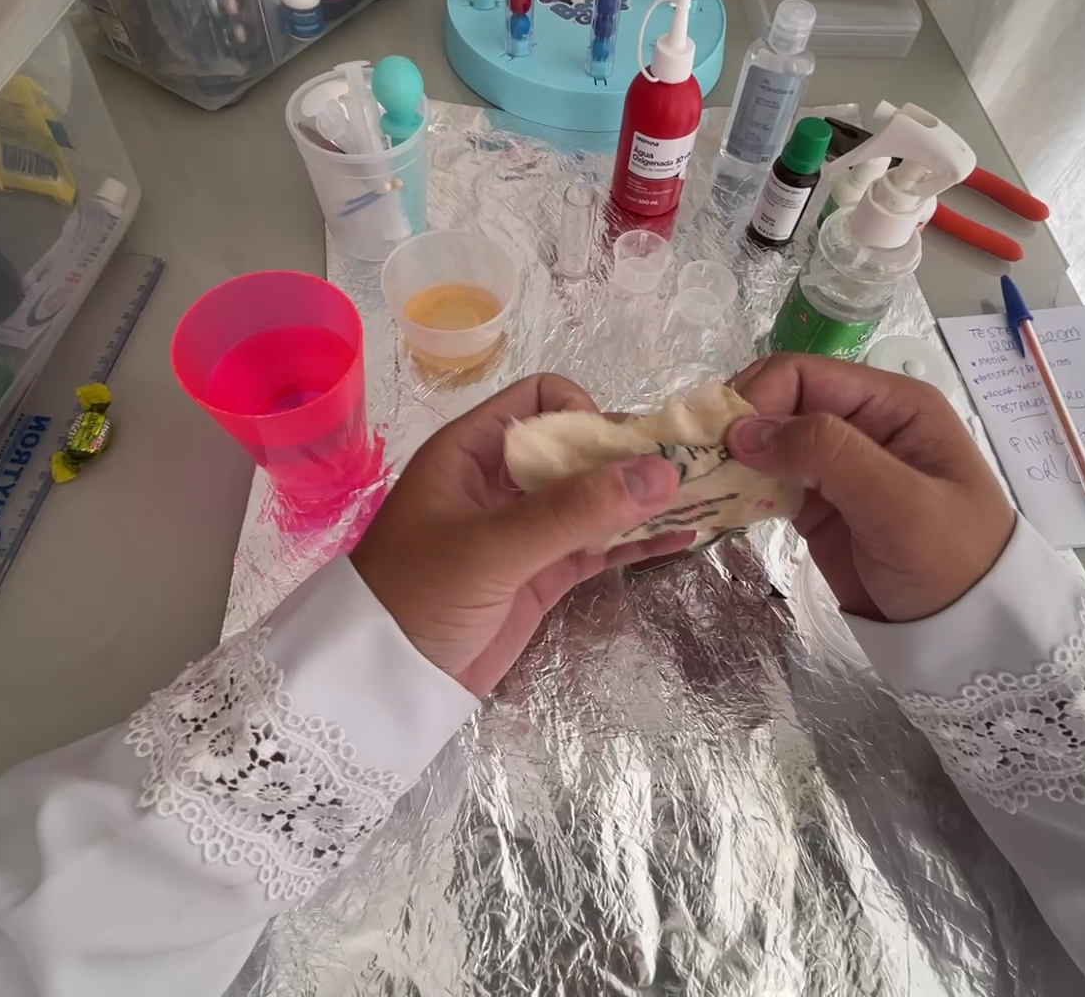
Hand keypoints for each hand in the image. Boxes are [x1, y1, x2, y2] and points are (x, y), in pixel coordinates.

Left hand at [351, 374, 695, 695]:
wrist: (385, 682)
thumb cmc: (420, 595)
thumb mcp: (492, 546)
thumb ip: (573, 510)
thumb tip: (661, 472)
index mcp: (474, 451)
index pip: (540, 401)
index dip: (583, 413)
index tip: (617, 451)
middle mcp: (503, 481)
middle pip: (576, 448)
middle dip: (627, 457)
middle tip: (682, 471)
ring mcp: (526, 528)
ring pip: (593, 498)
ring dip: (640, 498)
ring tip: (699, 496)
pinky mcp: (543, 572)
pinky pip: (597, 546)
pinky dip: (635, 541)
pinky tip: (681, 537)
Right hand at [726, 354, 1014, 622]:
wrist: (966, 633)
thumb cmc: (950, 562)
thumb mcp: (899, 504)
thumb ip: (828, 455)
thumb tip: (742, 431)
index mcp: (890, 404)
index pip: (803, 374)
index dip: (758, 397)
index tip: (723, 440)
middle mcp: (859, 423)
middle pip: (777, 402)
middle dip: (737, 425)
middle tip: (700, 462)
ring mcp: (834, 464)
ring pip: (765, 441)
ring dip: (731, 457)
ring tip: (699, 482)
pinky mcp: (815, 501)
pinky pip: (766, 479)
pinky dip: (739, 486)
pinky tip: (717, 501)